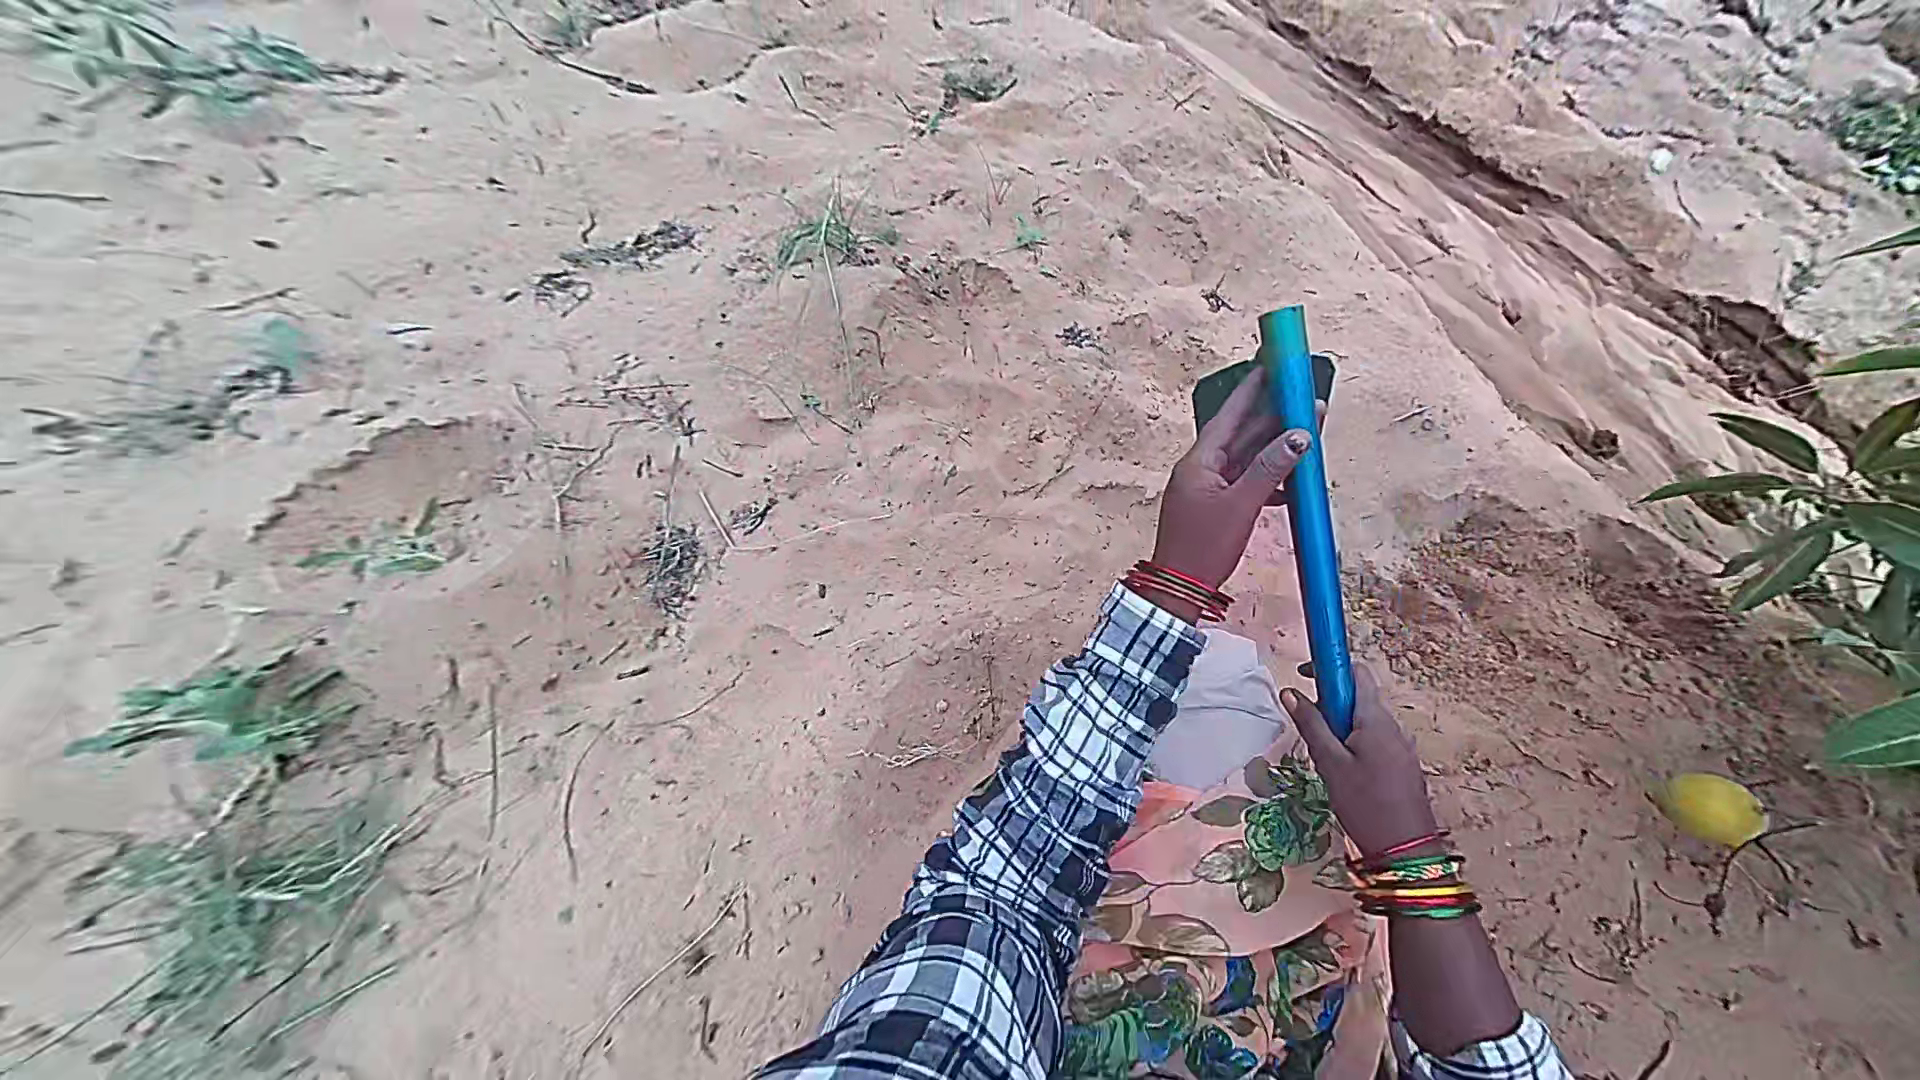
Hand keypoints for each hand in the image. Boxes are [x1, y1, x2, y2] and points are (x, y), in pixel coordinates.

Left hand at [1151, 367, 1312, 589]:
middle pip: (1241, 437)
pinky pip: (1245, 484)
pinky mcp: (1215, 506)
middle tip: (1305, 398)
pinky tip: (1292, 482)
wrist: (1180, 587)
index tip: (1269, 367)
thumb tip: (1298, 437)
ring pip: (1246, 461)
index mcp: (1199, 463)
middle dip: (1274, 419)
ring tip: (1309, 436)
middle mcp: (1201, 470)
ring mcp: (1207, 488)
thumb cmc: (1203, 547)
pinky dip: (1268, 480)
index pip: (1228, 418)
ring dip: (1276, 451)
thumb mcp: (1241, 505)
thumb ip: (1270, 469)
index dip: (1250, 392)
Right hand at [1282, 665, 1440, 857]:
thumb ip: (1310, 724)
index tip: (1305, 675)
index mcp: (1375, 720)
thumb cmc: (1365, 804)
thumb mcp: (1329, 762)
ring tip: (1324, 754)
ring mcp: (1399, 746)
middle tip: (1309, 725)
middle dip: (1329, 702)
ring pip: (1363, 719)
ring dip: (1339, 724)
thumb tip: (1290, 692)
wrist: (1407, 853)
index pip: (1356, 672)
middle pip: (1358, 696)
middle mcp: (1392, 727)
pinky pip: (1372, 738)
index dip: (1329, 665)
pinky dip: (1351, 740)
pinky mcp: (1400, 764)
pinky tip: (1341, 768)